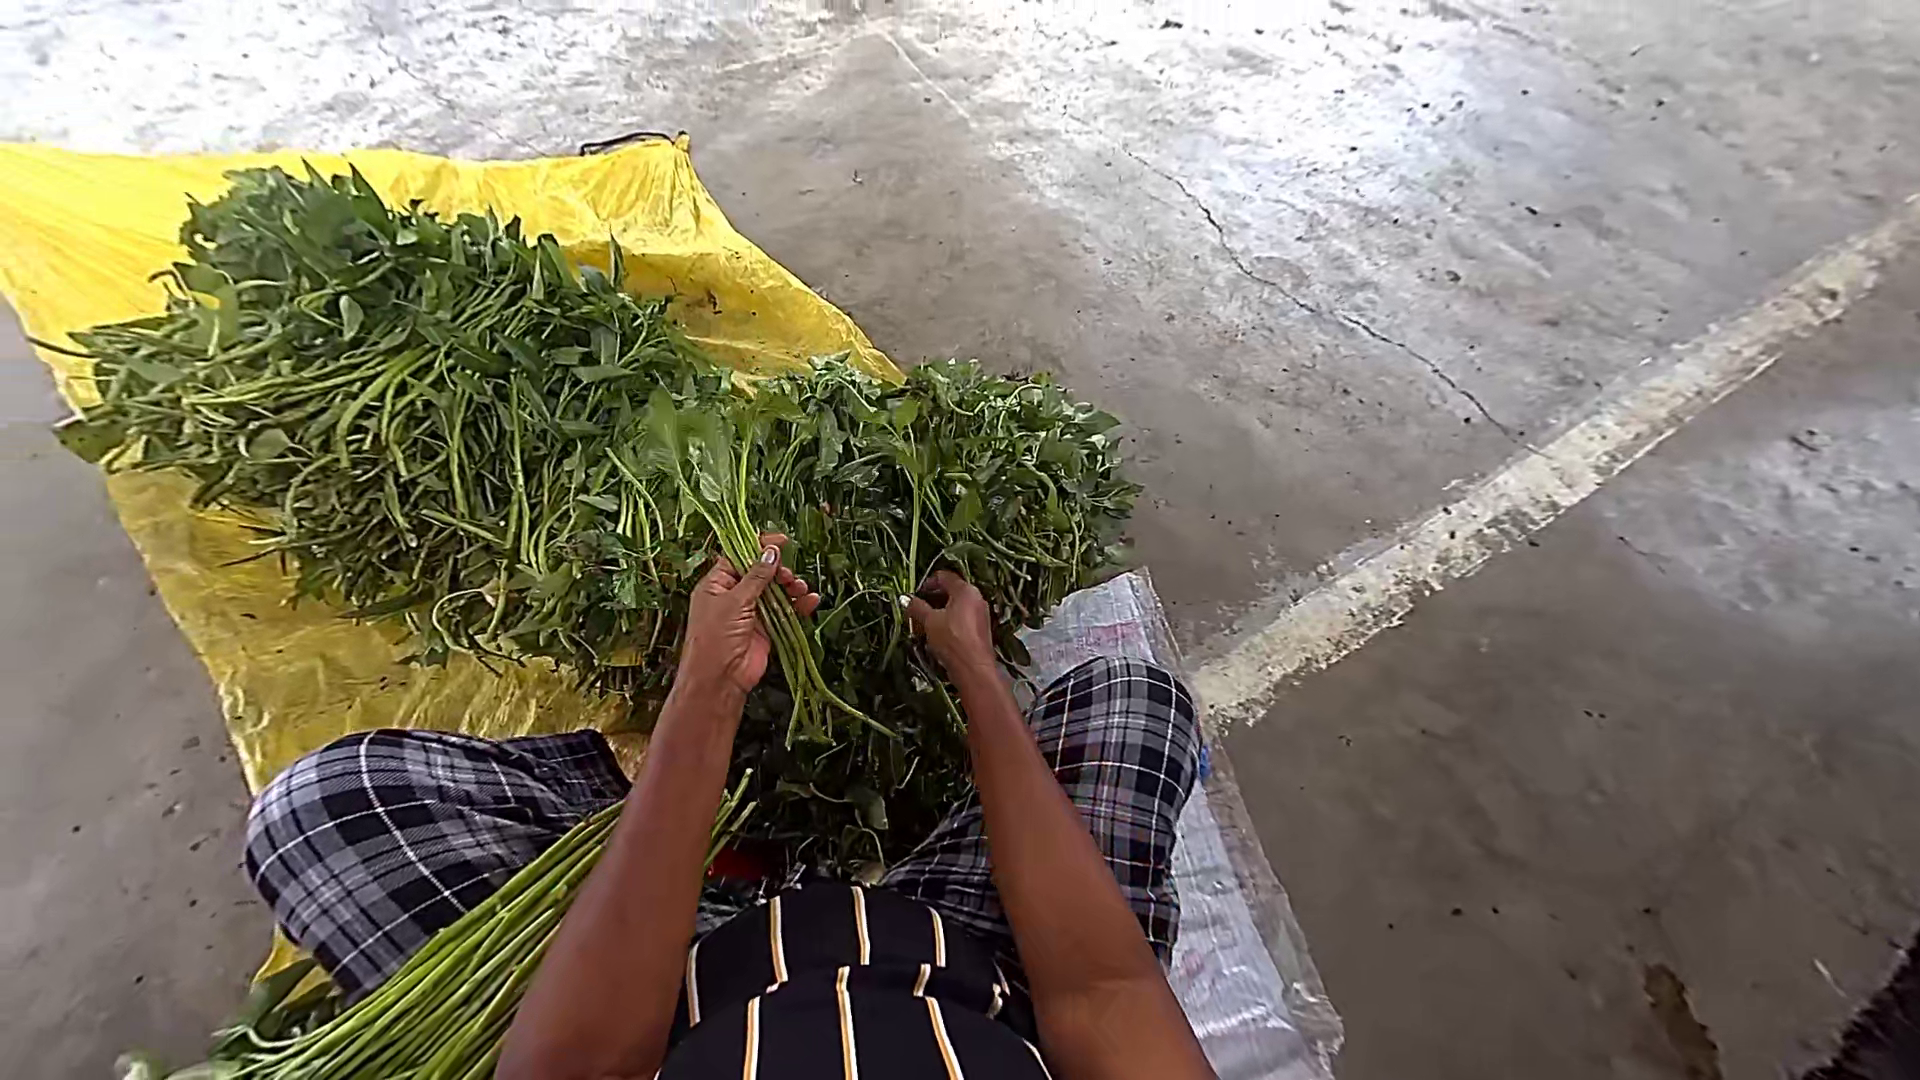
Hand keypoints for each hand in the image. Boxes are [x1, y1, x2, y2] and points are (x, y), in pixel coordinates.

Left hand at [678, 533, 820, 699]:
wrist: (720, 679)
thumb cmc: (716, 638)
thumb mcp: (734, 601)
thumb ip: (756, 576)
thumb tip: (771, 552)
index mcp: (718, 584)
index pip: (739, 556)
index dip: (759, 546)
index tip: (781, 540)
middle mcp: (735, 595)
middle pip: (762, 573)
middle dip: (779, 571)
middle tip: (788, 577)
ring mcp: (752, 611)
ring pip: (777, 591)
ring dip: (791, 587)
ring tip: (801, 590)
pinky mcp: (767, 627)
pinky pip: (787, 610)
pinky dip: (799, 605)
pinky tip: (811, 602)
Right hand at [901, 570, 997, 681]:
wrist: (973, 667)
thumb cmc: (952, 639)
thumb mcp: (929, 621)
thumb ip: (916, 607)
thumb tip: (904, 599)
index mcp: (966, 590)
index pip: (944, 577)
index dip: (927, 583)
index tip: (915, 594)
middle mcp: (976, 598)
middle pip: (951, 591)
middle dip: (932, 599)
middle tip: (917, 608)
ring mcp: (981, 614)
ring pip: (956, 606)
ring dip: (939, 611)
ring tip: (923, 622)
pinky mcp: (981, 629)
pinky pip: (962, 618)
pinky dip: (949, 621)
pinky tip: (937, 633)